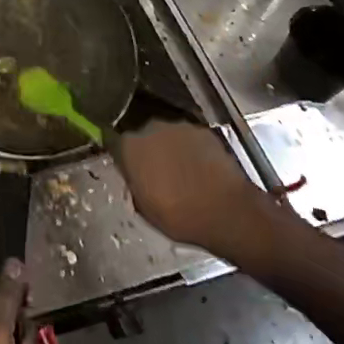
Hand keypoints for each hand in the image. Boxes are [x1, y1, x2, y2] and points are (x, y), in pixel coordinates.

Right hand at [109, 121, 280, 251]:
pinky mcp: (205, 131)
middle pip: (144, 136)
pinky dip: (192, 149)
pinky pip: (190, 139)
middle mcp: (152, 128)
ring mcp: (180, 127)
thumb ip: (134, 183)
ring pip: (168, 135)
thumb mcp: (144, 207)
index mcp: (130, 147)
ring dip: (170, 147)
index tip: (129, 168)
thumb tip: (135, 176)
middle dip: (149, 150)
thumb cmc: (179, 216)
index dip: (123, 157)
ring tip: (182, 170)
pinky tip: (200, 168)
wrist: (227, 212)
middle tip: (157, 172)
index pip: (116, 144)